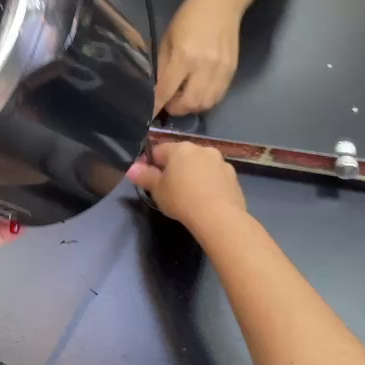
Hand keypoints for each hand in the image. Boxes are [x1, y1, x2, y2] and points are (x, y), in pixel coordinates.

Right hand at [127, 142, 247, 231]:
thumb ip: (144, 176)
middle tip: (169, 189)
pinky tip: (206, 199)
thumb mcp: (157, 190)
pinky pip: (215, 176)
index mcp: (180, 148)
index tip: (150, 180)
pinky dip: (209, 183)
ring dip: (194, 174)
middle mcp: (201, 149)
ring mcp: (220, 161)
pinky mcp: (233, 176)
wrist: (218, 216)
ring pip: (200, 165)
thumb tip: (131, 168)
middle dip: (175, 168)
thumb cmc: (182, 199)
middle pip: (182, 156)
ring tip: (190, 196)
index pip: (158, 151)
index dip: (151, 164)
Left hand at [155, 0, 242, 116]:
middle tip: (169, 103)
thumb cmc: (188, 18)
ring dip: (192, 107)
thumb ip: (164, 66)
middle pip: (190, 104)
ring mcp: (221, 71)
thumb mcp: (167, 39)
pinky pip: (218, 96)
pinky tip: (198, 92)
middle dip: (176, 109)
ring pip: (206, 104)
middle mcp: (203, 68)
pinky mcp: (232, 72)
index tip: (149, 116)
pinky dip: (206, 101)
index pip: (167, 91)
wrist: (221, 4)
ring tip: (183, 98)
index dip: (157, 106)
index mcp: (183, 57)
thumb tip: (160, 89)